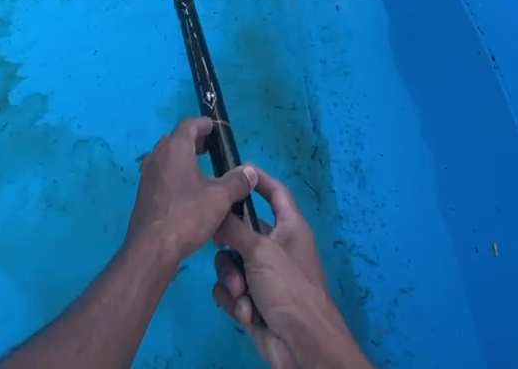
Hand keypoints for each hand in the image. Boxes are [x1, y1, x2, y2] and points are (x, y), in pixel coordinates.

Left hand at [124, 117, 258, 273]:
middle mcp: (158, 155)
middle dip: (196, 142)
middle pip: (177, 140)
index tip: (216, 128)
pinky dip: (178, 176)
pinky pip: (164, 175)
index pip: (189, 125)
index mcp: (175, 148)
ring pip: (169, 158)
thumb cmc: (187, 215)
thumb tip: (250, 171)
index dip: (204, 124)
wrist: (152, 248)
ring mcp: (149, 174)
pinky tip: (191, 194)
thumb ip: (236, 181)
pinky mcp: (145, 193)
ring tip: (206, 173)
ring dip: (186, 160)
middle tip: (213, 150)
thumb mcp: (219, 198)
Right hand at [212, 168, 369, 368]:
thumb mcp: (259, 250)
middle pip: (242, 229)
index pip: (275, 192)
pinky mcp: (252, 300)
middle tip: (220, 243)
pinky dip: (233, 299)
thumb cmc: (289, 288)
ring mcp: (263, 275)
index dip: (258, 179)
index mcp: (289, 227)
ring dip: (230, 277)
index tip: (236, 169)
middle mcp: (276, 247)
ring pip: (230, 261)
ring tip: (240, 292)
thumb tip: (215, 209)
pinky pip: (229, 288)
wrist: (302, 348)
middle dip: (229, 243)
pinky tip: (244, 311)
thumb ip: (233, 227)